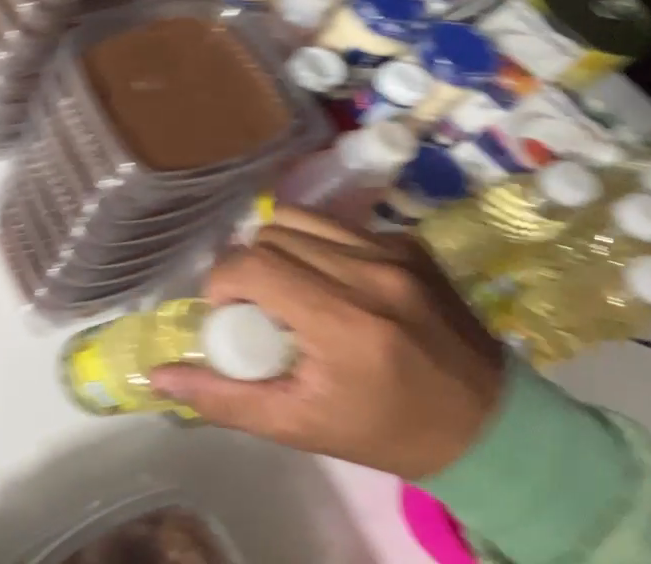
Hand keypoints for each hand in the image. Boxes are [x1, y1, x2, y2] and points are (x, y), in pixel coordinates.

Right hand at [151, 208, 505, 480]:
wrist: (491, 427)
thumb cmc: (387, 432)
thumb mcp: (301, 426)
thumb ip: (225, 399)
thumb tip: (159, 376)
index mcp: (345, 323)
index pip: (251, 266)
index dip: (223, 285)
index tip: (230, 316)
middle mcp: (371, 274)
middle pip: (269, 237)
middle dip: (248, 269)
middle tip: (259, 309)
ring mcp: (396, 252)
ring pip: (297, 219)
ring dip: (278, 249)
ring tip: (290, 289)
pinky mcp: (410, 242)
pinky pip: (335, 225)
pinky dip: (316, 246)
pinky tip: (330, 282)